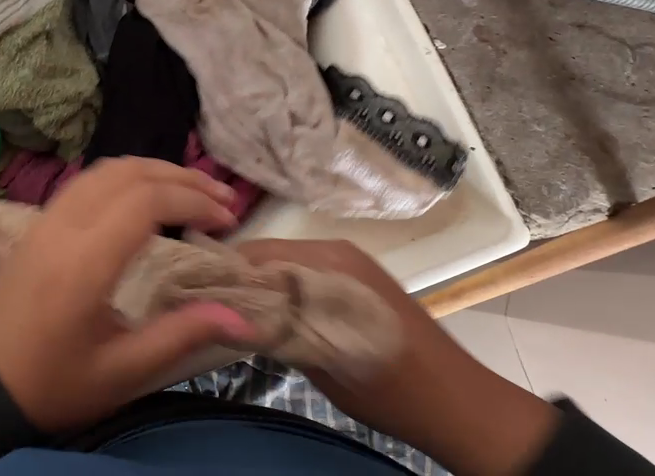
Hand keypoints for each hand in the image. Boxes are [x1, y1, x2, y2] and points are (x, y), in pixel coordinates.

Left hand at [0, 158, 255, 431]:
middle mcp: (64, 226)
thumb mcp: (121, 372)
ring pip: (104, 170)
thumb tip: (242, 316)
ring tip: (192, 190)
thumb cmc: (51, 382)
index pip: (145, 202)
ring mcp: (46, 218)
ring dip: (152, 170)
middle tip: (223, 200)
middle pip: (128, 174)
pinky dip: (125, 176)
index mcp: (84, 261)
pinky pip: (86, 180)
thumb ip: (180, 336)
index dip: (192, 200)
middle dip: (181, 178)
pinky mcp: (38, 222)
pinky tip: (145, 196)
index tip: (227, 221)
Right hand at [237, 240, 558, 475]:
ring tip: (239, 311)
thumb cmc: (388, 388)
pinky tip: (277, 313)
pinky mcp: (358, 275)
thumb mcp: (319, 363)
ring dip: (262, 282)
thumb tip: (221, 312)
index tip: (194, 293)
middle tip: (211, 305)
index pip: (253, 253)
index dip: (221, 272)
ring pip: (286, 261)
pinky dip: (287, 286)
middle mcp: (334, 249)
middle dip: (239, 276)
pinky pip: (308, 270)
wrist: (459, 405)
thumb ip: (271, 327)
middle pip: (268, 253)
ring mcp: (348, 260)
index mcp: (325, 263)